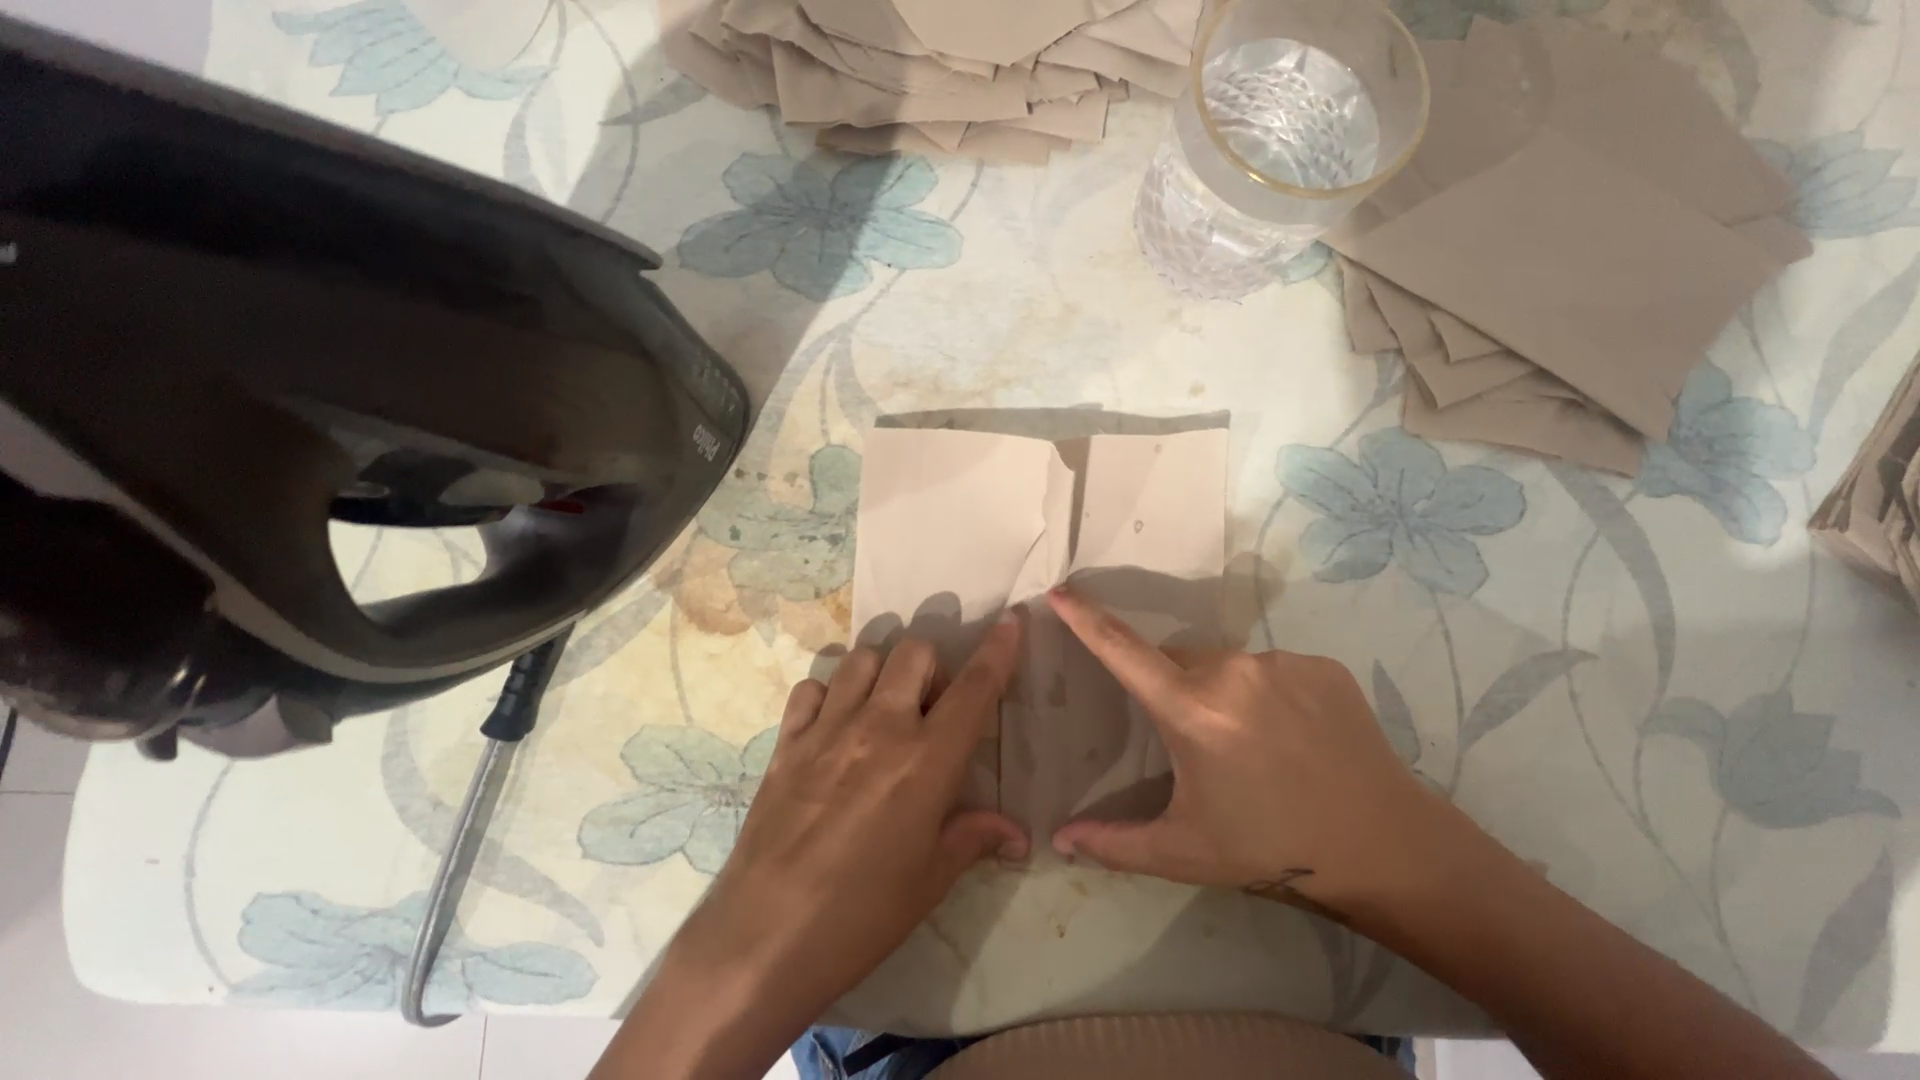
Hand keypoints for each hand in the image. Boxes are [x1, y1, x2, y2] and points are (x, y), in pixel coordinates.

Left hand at [675, 610, 1028, 1016]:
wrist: (765, 937)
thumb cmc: (863, 915)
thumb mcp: (930, 880)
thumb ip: (973, 838)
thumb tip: (1018, 834)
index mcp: (926, 760)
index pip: (974, 688)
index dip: (998, 650)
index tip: (1011, 622)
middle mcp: (879, 728)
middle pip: (914, 653)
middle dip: (934, 668)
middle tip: (933, 712)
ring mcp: (826, 730)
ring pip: (861, 659)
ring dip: (883, 673)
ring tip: (885, 711)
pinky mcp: (785, 744)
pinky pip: (810, 689)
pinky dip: (829, 693)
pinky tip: (834, 726)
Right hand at [1046, 585, 1463, 916]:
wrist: (1386, 844)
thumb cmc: (1273, 848)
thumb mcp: (1184, 852)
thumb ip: (1113, 843)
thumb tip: (1058, 839)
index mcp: (1193, 711)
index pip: (1124, 651)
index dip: (1087, 619)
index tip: (1060, 589)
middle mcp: (1234, 672)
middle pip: (1176, 660)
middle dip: (1168, 688)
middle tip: (1189, 741)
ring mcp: (1283, 664)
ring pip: (1225, 664)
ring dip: (1218, 691)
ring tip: (1248, 746)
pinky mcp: (1322, 665)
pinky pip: (1270, 669)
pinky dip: (1264, 693)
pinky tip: (1289, 737)